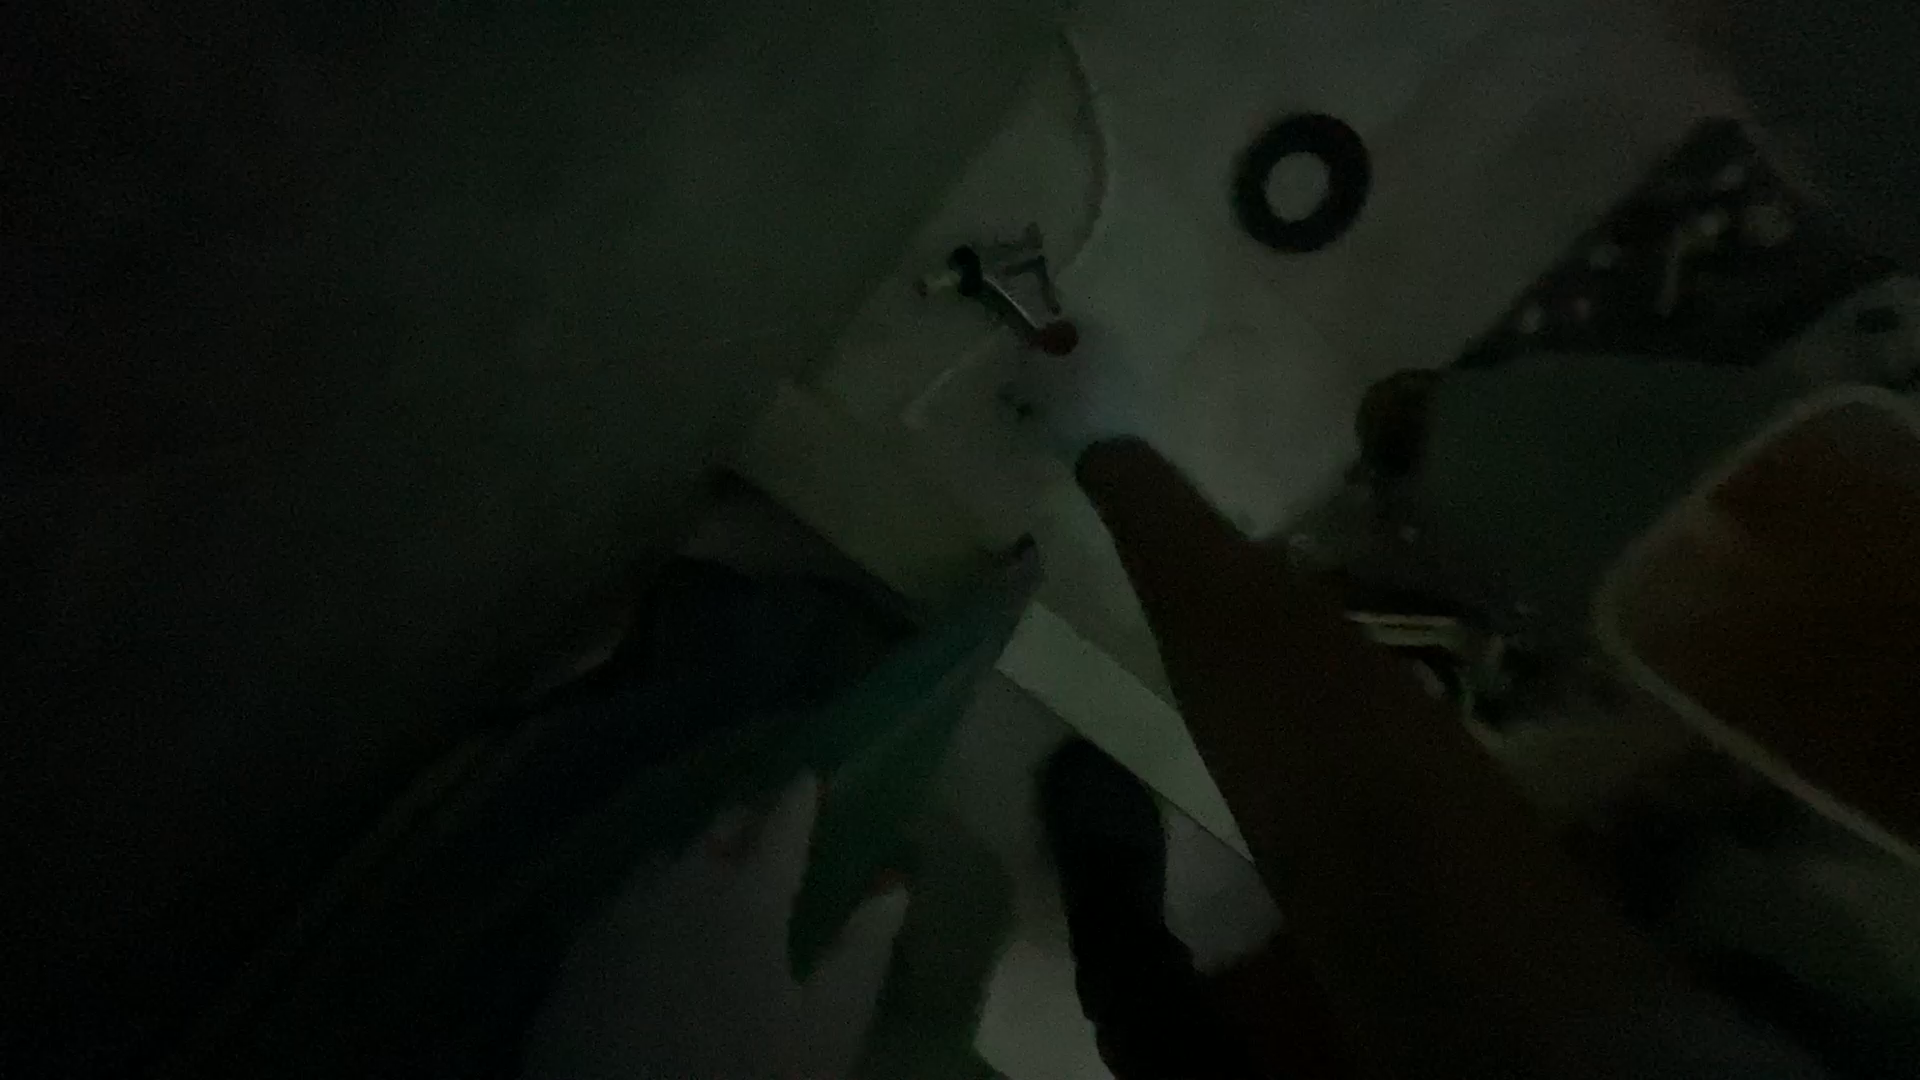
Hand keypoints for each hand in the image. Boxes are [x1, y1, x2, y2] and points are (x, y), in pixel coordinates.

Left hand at [523, 774, 909, 1078]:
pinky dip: (649, 893)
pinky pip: (620, 902)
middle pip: (719, 830)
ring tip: (711, 866)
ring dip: (696, 853)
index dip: (800, 798)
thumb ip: (862, 951)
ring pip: (665, 859)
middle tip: (765, 820)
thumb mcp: (826, 1030)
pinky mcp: (577, 961)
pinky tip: (651, 919)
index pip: (782, 827)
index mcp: (747, 901)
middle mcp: (681, 890)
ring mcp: (621, 922)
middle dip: (748, 817)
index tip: (810, 776)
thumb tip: (895, 887)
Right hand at [1002, 321, 1155, 459]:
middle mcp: (1119, 353)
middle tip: (1028, 386)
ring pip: (1087, 381)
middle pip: (1079, 354)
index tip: (1025, 357)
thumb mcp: (1038, 378)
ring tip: (1038, 414)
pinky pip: (1096, 404)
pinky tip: (1060, 428)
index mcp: (1099, 335)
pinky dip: (1077, 410)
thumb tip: (1028, 357)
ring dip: (1062, 392)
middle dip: (1052, 368)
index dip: (1042, 338)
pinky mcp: (1131, 415)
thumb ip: (1029, 361)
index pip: (1067, 324)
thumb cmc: (1071, 406)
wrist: (1112, 454)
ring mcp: (1129, 385)